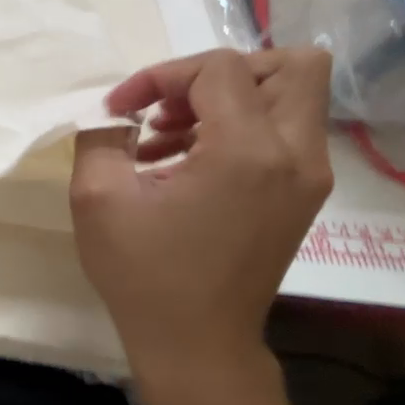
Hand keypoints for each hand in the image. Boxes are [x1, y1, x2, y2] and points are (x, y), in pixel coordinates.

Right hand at [69, 48, 333, 386]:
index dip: (160, 76)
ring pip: (291, 97)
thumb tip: (111, 114)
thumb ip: (101, 137)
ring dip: (226, 101)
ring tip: (165, 137)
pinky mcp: (301, 195)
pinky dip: (235, 129)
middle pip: (290, 67)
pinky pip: (282, 132)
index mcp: (247, 152)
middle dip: (217, 74)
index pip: (221, 69)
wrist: (193, 337)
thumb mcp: (97, 195)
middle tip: (167, 106)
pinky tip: (180, 163)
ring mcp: (307, 177)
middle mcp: (296, 156)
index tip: (120, 112)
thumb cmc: (141, 268)